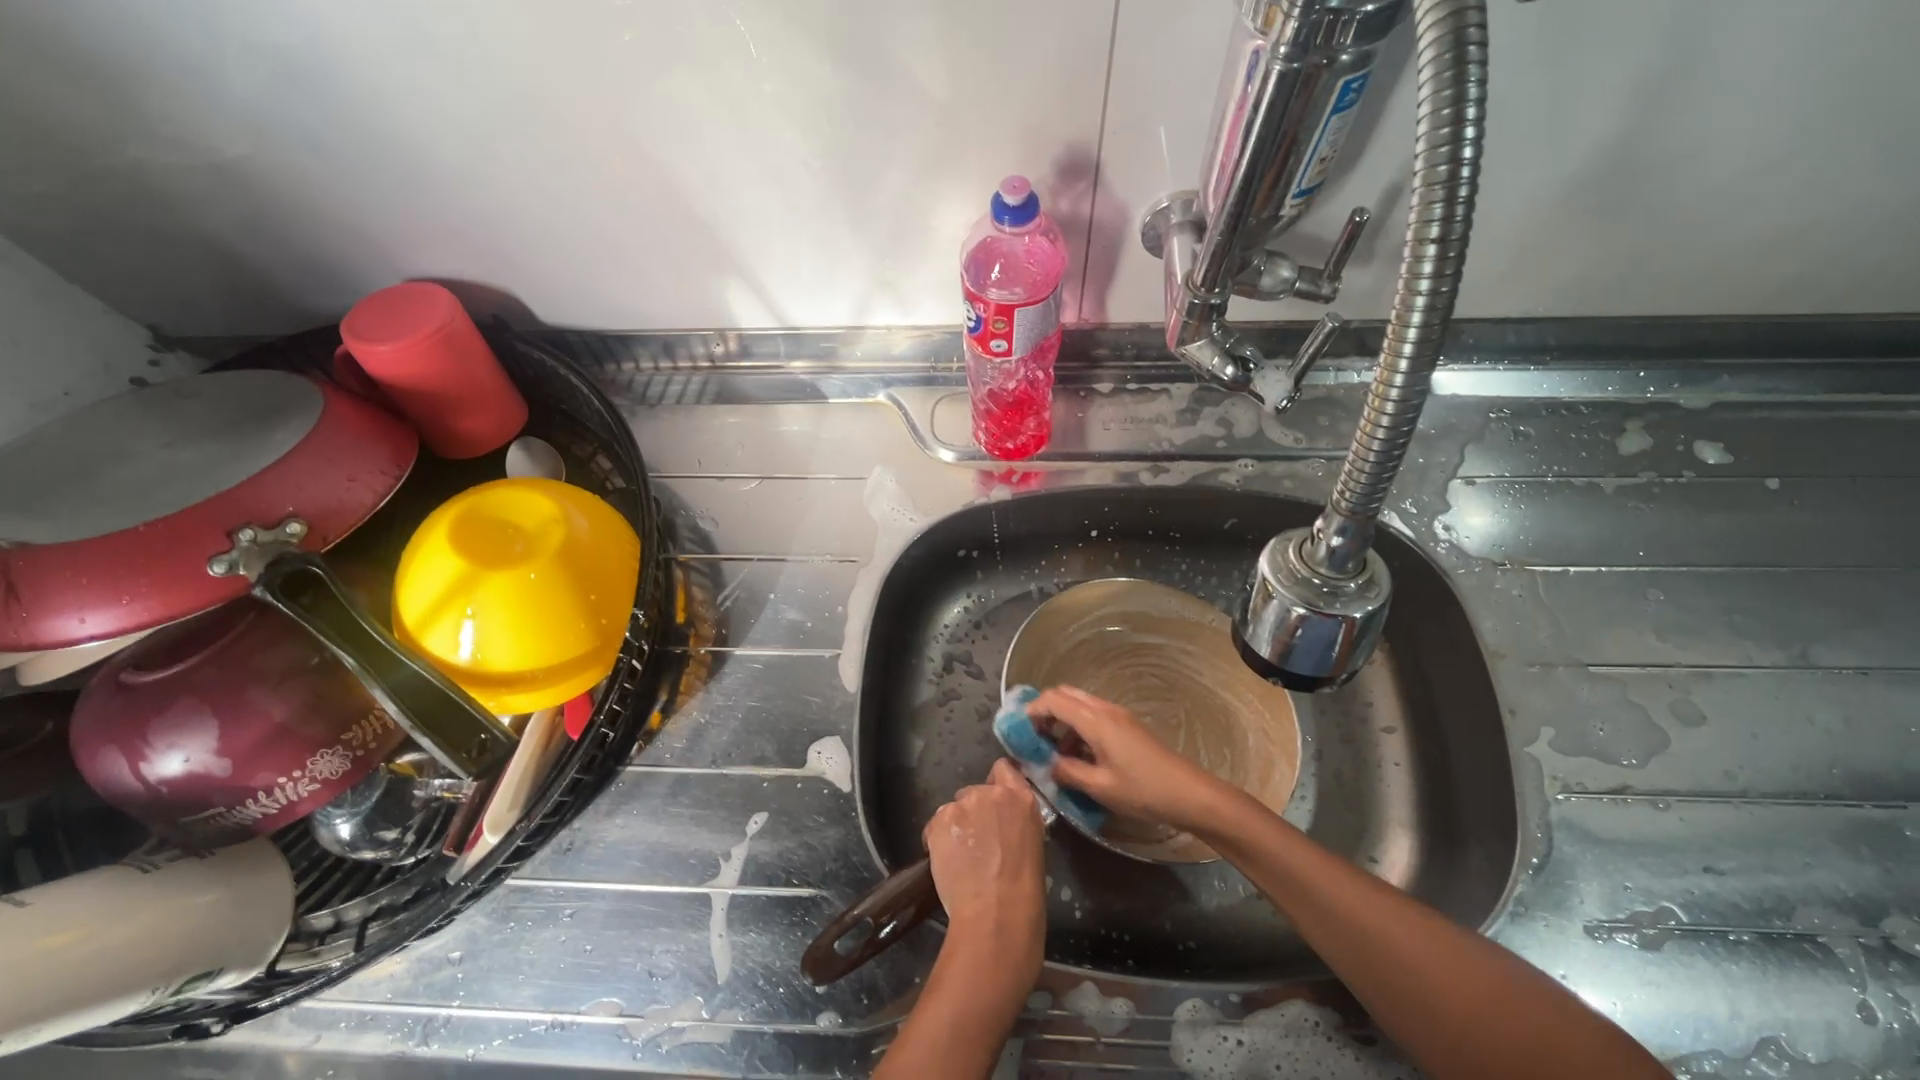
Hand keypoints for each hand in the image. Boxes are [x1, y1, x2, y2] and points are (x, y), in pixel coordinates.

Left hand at [922, 759, 1045, 966]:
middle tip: (977, 843)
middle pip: (973, 792)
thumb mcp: (1032, 843)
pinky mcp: (940, 821)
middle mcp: (991, 794)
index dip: (996, 784)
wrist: (998, 912)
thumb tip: (1002, 824)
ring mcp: (963, 805)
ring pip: (952, 810)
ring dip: (955, 827)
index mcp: (1022, 798)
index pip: (1004, 769)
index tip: (992, 804)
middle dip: (973, 812)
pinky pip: (934, 826)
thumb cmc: (1023, 888)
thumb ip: (1016, 821)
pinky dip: (937, 841)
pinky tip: (949, 864)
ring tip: (962, 858)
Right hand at [1028, 685, 1230, 832]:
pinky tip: (1079, 757)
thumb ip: (1067, 772)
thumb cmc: (1142, 790)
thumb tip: (1048, 764)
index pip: (1053, 700)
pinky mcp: (1128, 727)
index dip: (1031, 711)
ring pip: (1080, 705)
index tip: (1018, 731)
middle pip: (1066, 695)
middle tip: (1034, 738)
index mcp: (1096, 720)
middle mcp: (1105, 710)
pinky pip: (1094, 717)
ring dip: (1062, 721)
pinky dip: (1078, 728)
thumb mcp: (1098, 787)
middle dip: (1045, 711)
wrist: (1189, 794)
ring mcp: (1119, 716)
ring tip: (1054, 753)